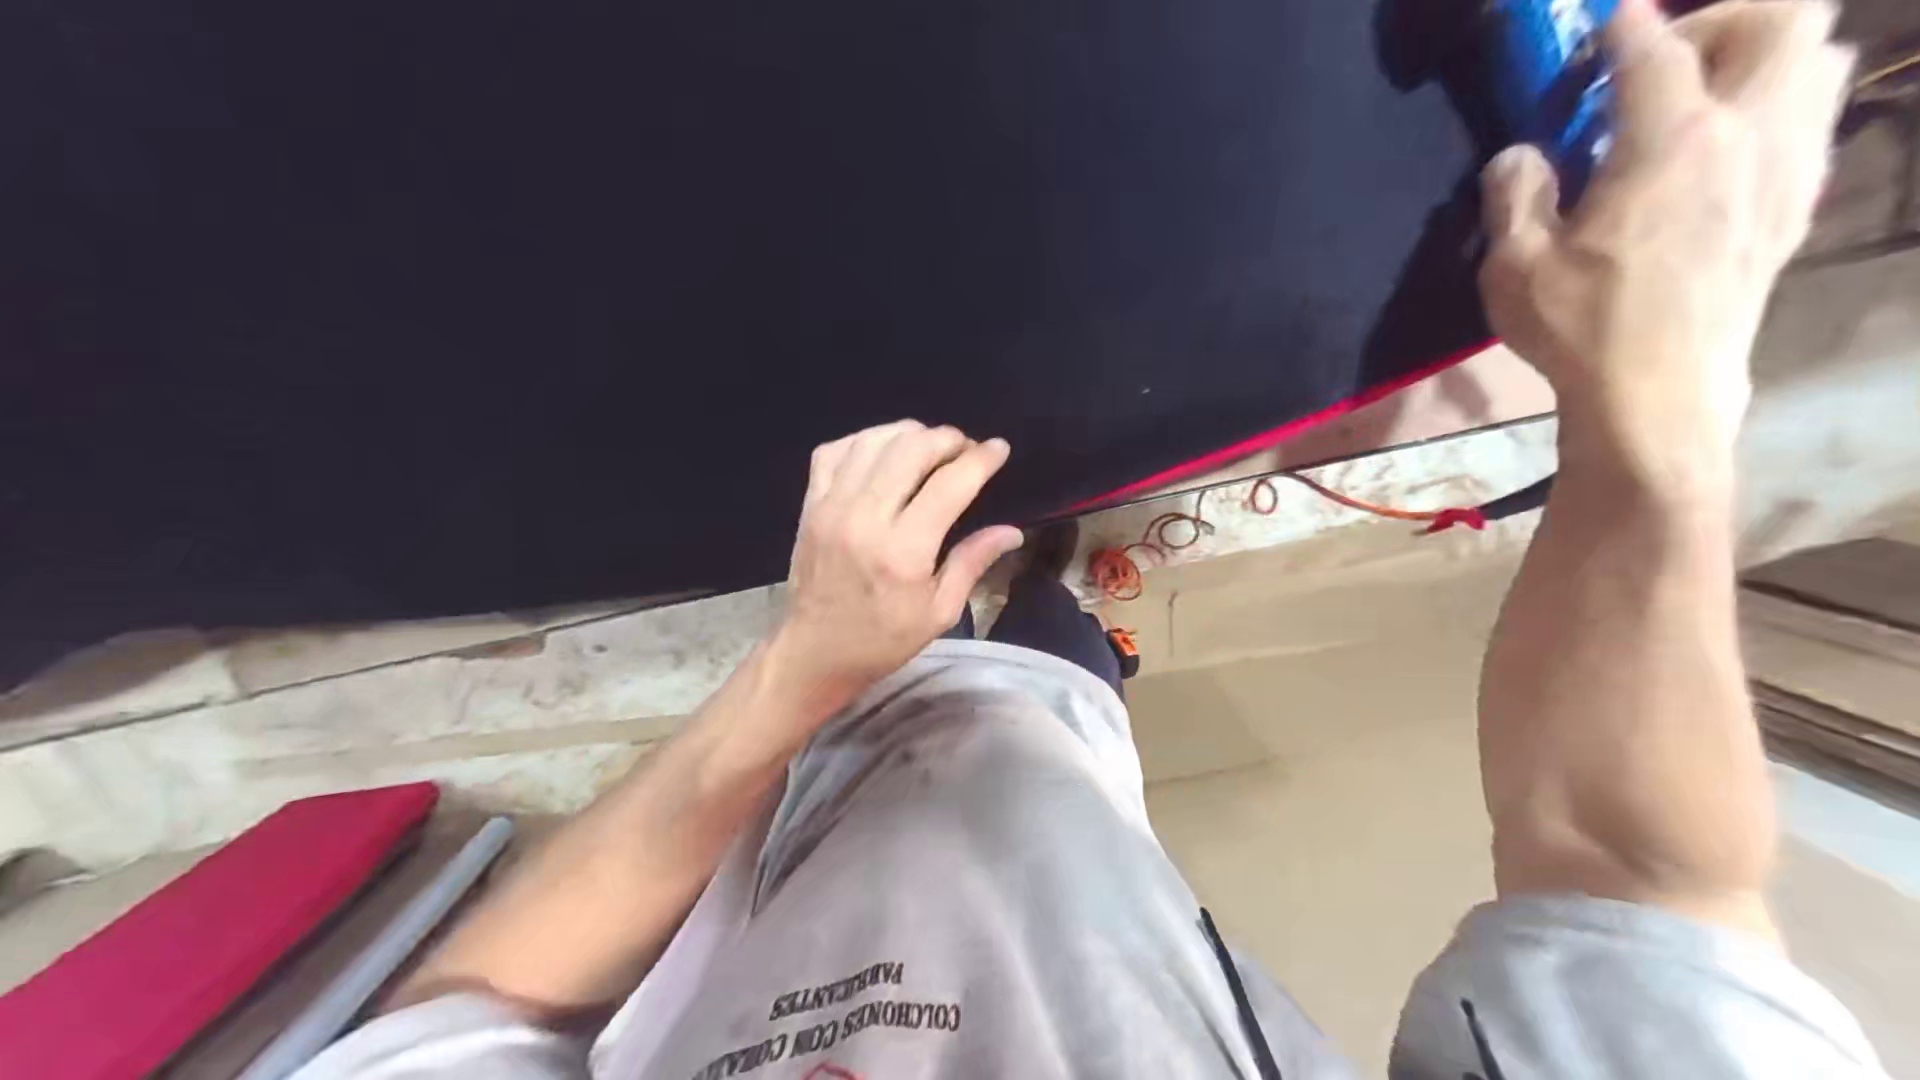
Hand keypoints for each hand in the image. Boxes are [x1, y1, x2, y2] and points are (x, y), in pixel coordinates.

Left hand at [770, 420, 1023, 708]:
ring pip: (873, 442)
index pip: (949, 485)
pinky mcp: (810, 505)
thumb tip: (1013, 531)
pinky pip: (834, 451)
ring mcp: (831, 507)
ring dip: (908, 434)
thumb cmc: (883, 639)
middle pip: (910, 450)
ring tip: (928, 445)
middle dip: (947, 438)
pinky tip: (883, 451)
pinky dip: (864, 440)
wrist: (815, 651)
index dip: (980, 459)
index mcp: (903, 552)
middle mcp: (865, 519)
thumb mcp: (939, 612)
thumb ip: (973, 562)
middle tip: (964, 448)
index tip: (998, 449)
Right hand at [1478, 0, 1852, 474]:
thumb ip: (1515, 199)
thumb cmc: (1578, 325)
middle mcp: (1747, 134)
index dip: (1624, 30)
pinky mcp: (1796, 205)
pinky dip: (1773, 109)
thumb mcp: (1514, 268)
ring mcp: (1786, 167)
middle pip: (1783, 18)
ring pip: (1816, 60)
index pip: (1656, 55)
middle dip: (1720, 19)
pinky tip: (1722, 153)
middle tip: (1659, 61)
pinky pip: (1811, 120)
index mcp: (1669, 145)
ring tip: (1698, 99)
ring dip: (1761, 57)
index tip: (1601, 26)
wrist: (1658, 386)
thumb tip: (1518, 155)